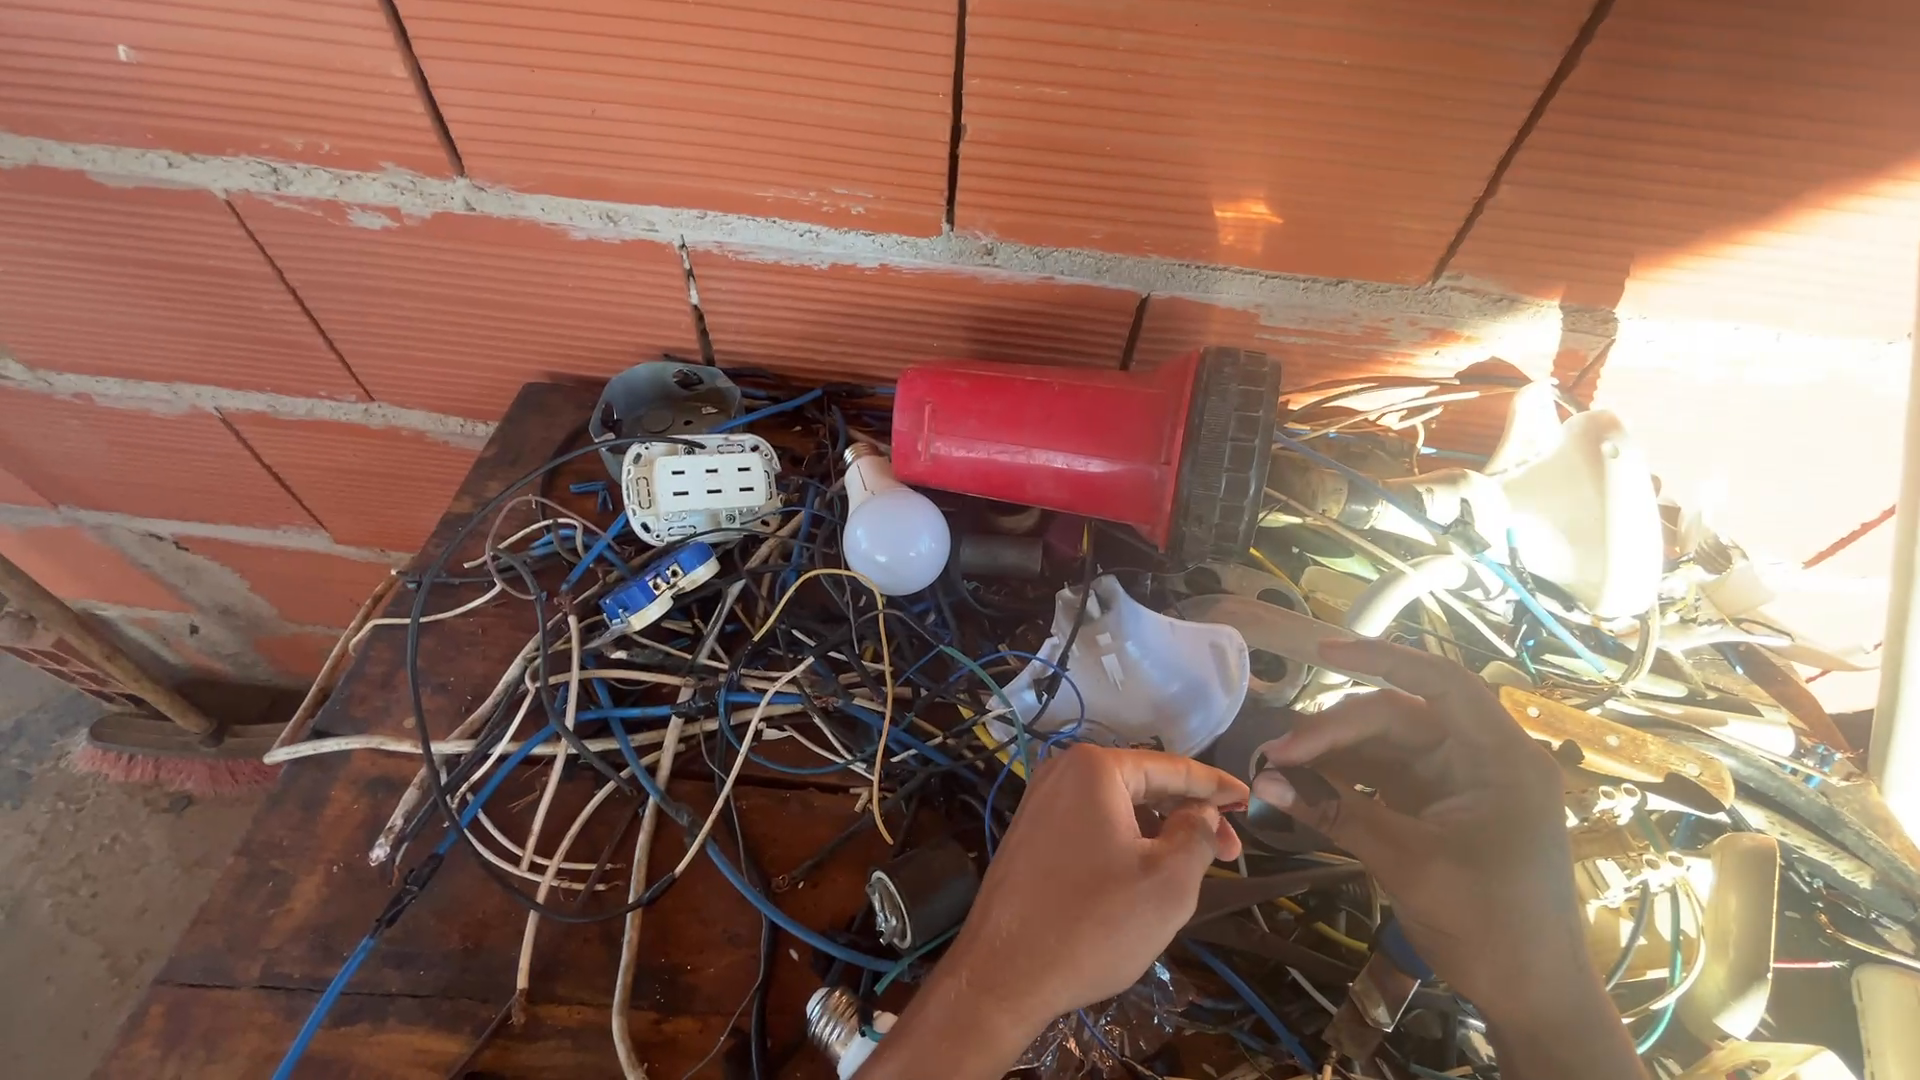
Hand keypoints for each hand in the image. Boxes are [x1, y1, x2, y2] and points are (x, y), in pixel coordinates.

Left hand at [857, 745, 1247, 1079]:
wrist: (1004, 973)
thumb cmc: (1093, 923)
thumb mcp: (1168, 881)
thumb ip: (1197, 834)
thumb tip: (1201, 811)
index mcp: (1094, 768)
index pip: (1170, 767)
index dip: (1215, 786)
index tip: (1250, 801)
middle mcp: (1061, 772)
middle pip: (1142, 785)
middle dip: (1188, 813)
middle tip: (1231, 851)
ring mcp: (1040, 803)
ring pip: (1117, 808)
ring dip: (1158, 831)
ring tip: (1192, 868)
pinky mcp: (1031, 835)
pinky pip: (1091, 825)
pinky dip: (1126, 841)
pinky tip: (1145, 872)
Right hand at [1253, 639, 1642, 1077]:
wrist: (1532, 997)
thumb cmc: (1490, 925)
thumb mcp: (1408, 862)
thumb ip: (1334, 812)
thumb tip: (1261, 781)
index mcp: (1499, 758)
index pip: (1441, 683)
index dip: (1381, 658)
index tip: (1321, 651)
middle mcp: (1480, 759)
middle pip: (1399, 717)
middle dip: (1336, 729)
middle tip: (1278, 751)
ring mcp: (1458, 785)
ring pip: (1385, 745)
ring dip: (1333, 752)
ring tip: (1280, 765)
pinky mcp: (1438, 809)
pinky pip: (1383, 776)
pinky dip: (1345, 778)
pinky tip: (1305, 782)